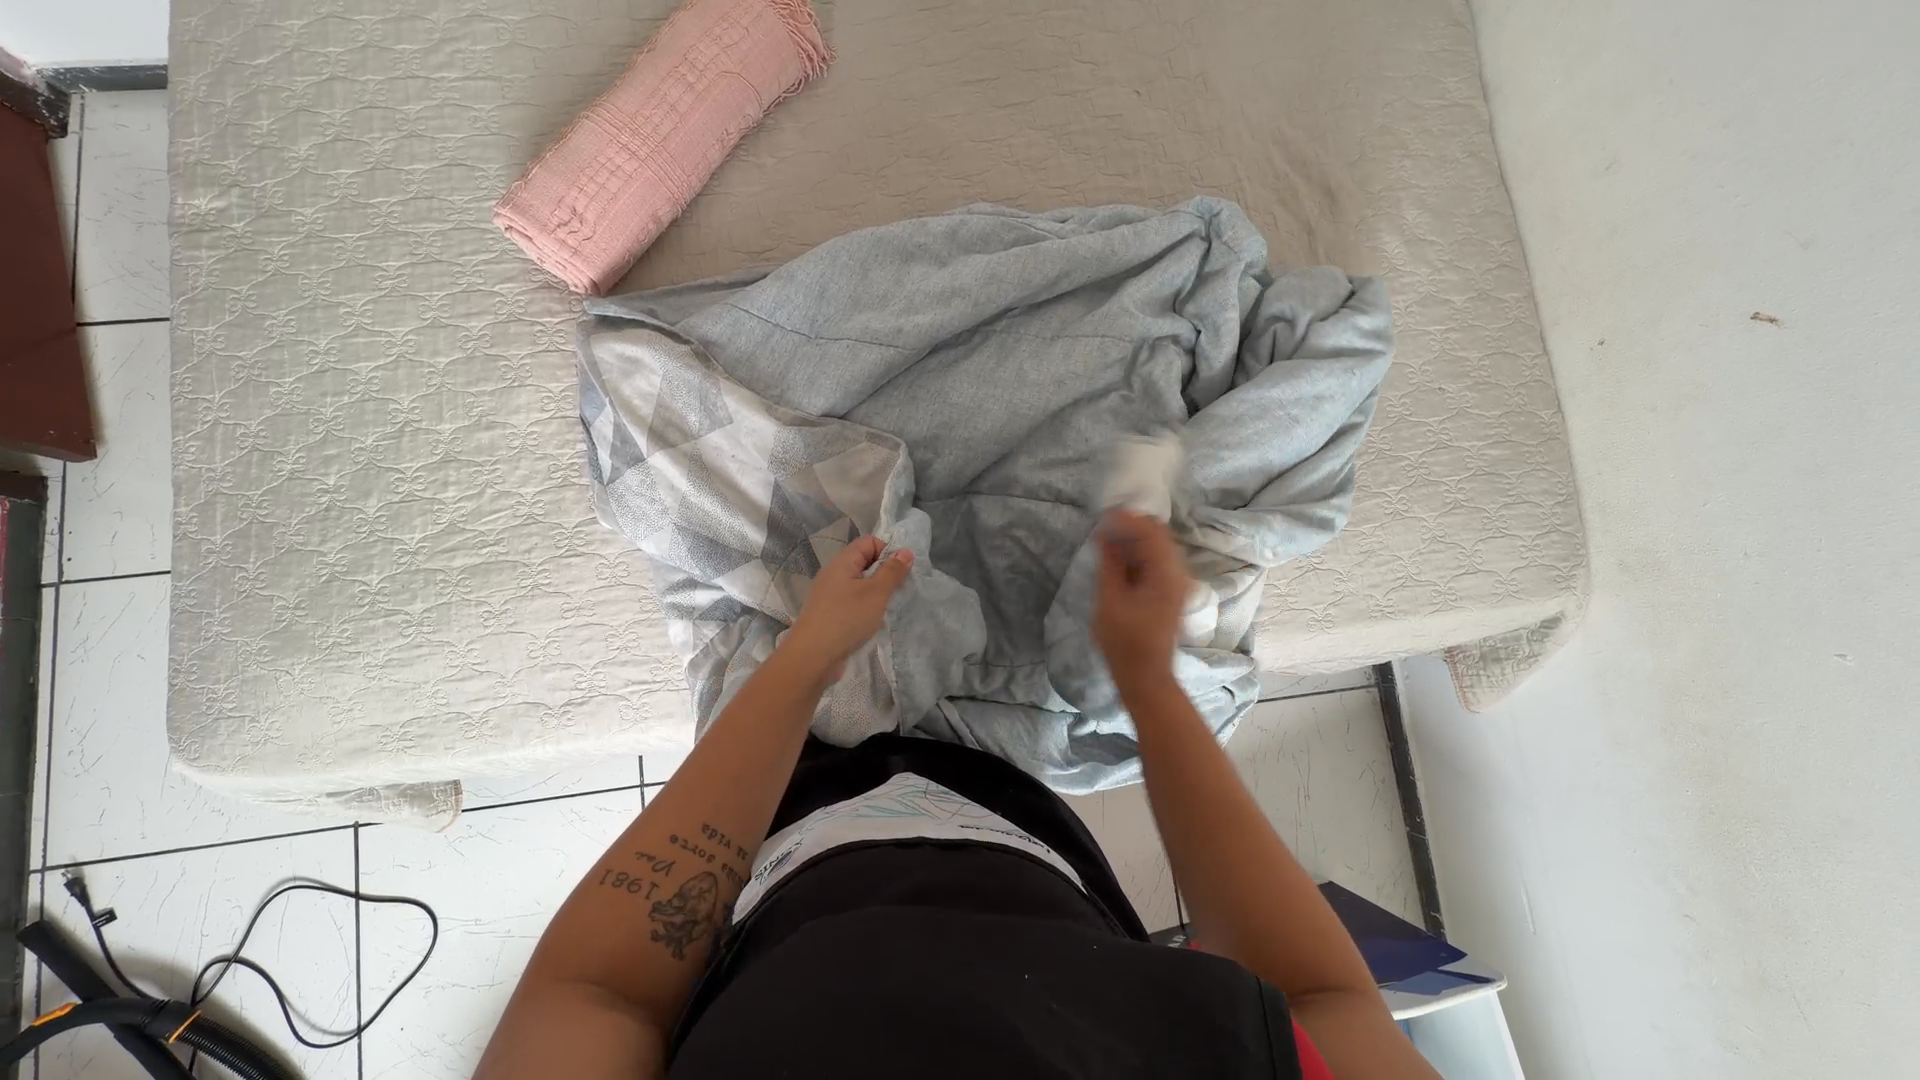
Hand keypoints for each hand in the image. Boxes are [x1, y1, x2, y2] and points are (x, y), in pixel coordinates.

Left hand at [785, 534, 913, 680]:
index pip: (868, 542)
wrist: (812, 657)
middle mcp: (833, 575)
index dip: (887, 551)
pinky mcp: (829, 616)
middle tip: (898, 591)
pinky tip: (872, 623)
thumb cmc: (846, 618)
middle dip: (884, 574)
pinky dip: (865, 609)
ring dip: (876, 594)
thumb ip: (892, 571)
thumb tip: (905, 552)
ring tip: (886, 608)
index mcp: (842, 563)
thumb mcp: (876, 592)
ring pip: (859, 585)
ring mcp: (829, 596)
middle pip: (864, 563)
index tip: (900, 572)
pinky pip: (852, 603)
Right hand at [1092, 509, 1191, 685]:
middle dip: (1132, 526)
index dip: (1127, 519)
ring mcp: (1178, 584)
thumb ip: (1110, 564)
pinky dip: (1139, 555)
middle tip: (1103, 527)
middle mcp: (1179, 574)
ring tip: (1107, 541)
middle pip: (1159, 535)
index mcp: (1167, 574)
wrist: (1146, 677)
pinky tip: (1119, 560)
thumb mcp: (1109, 600)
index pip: (1151, 531)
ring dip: (1134, 540)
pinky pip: (1158, 562)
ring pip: (1159, 547)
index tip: (1102, 515)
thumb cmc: (1124, 642)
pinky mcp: (1172, 592)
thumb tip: (1105, 535)